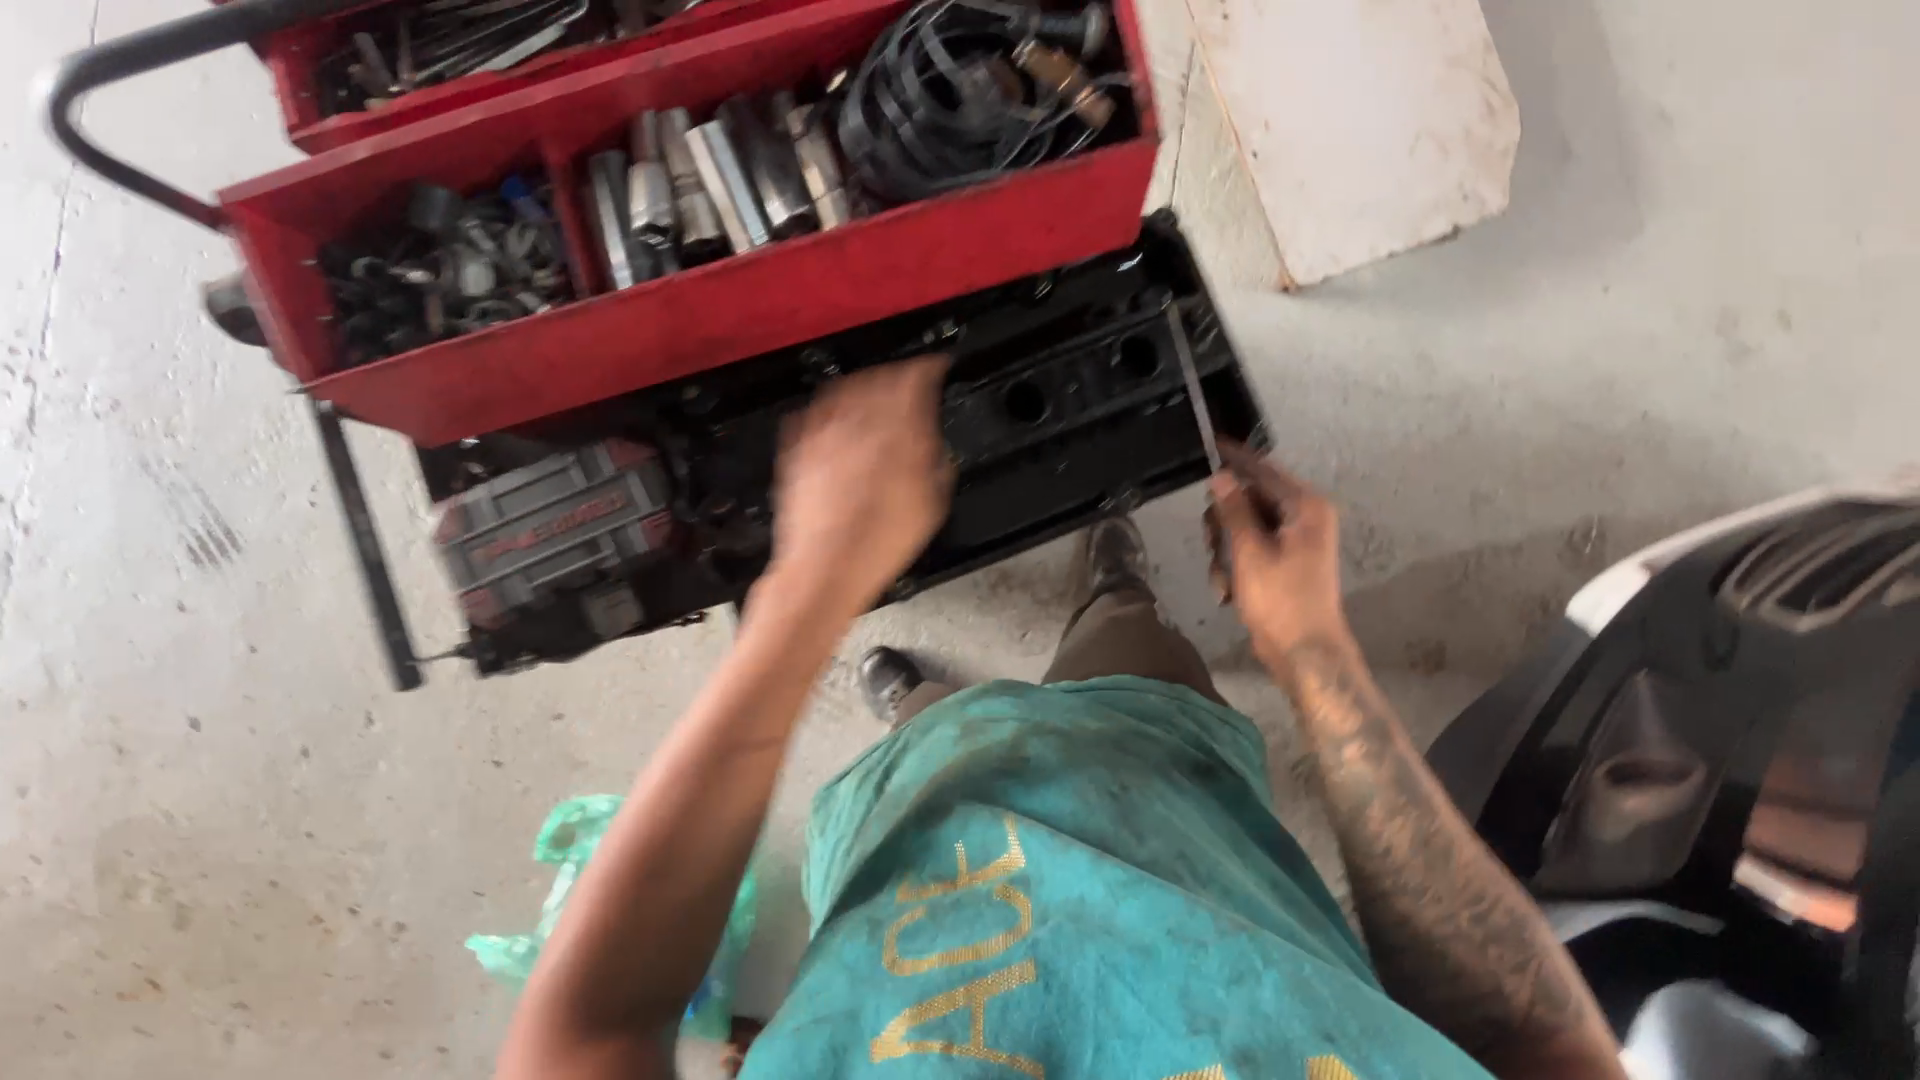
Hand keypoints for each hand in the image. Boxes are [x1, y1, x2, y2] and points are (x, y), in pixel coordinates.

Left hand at [765, 355, 954, 616]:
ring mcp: (824, 436)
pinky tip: (833, 412)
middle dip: (897, 373)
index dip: (929, 367)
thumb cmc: (878, 545)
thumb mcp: (931, 505)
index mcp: (898, 434)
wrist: (826, 568)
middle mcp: (858, 426)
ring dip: (863, 383)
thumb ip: (935, 462)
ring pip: (844, 389)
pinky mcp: (798, 452)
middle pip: (879, 378)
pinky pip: (811, 413)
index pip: (915, 379)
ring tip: (873, 388)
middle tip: (909, 377)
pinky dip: (827, 406)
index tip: (937, 365)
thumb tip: (933, 443)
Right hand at [1208, 439, 1353, 670]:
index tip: (1209, 443)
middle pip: (1249, 500)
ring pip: (1244, 526)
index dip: (1235, 459)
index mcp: (1306, 508)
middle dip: (1223, 524)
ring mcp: (1295, 540)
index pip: (1264, 470)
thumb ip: (1234, 511)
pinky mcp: (1285, 561)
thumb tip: (1221, 476)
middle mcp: (1304, 517)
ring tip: (1223, 579)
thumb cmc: (1281, 600)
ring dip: (1225, 551)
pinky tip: (1229, 589)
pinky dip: (1235, 565)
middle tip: (1211, 545)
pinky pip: (1250, 548)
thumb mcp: (1250, 553)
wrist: (1305, 653)